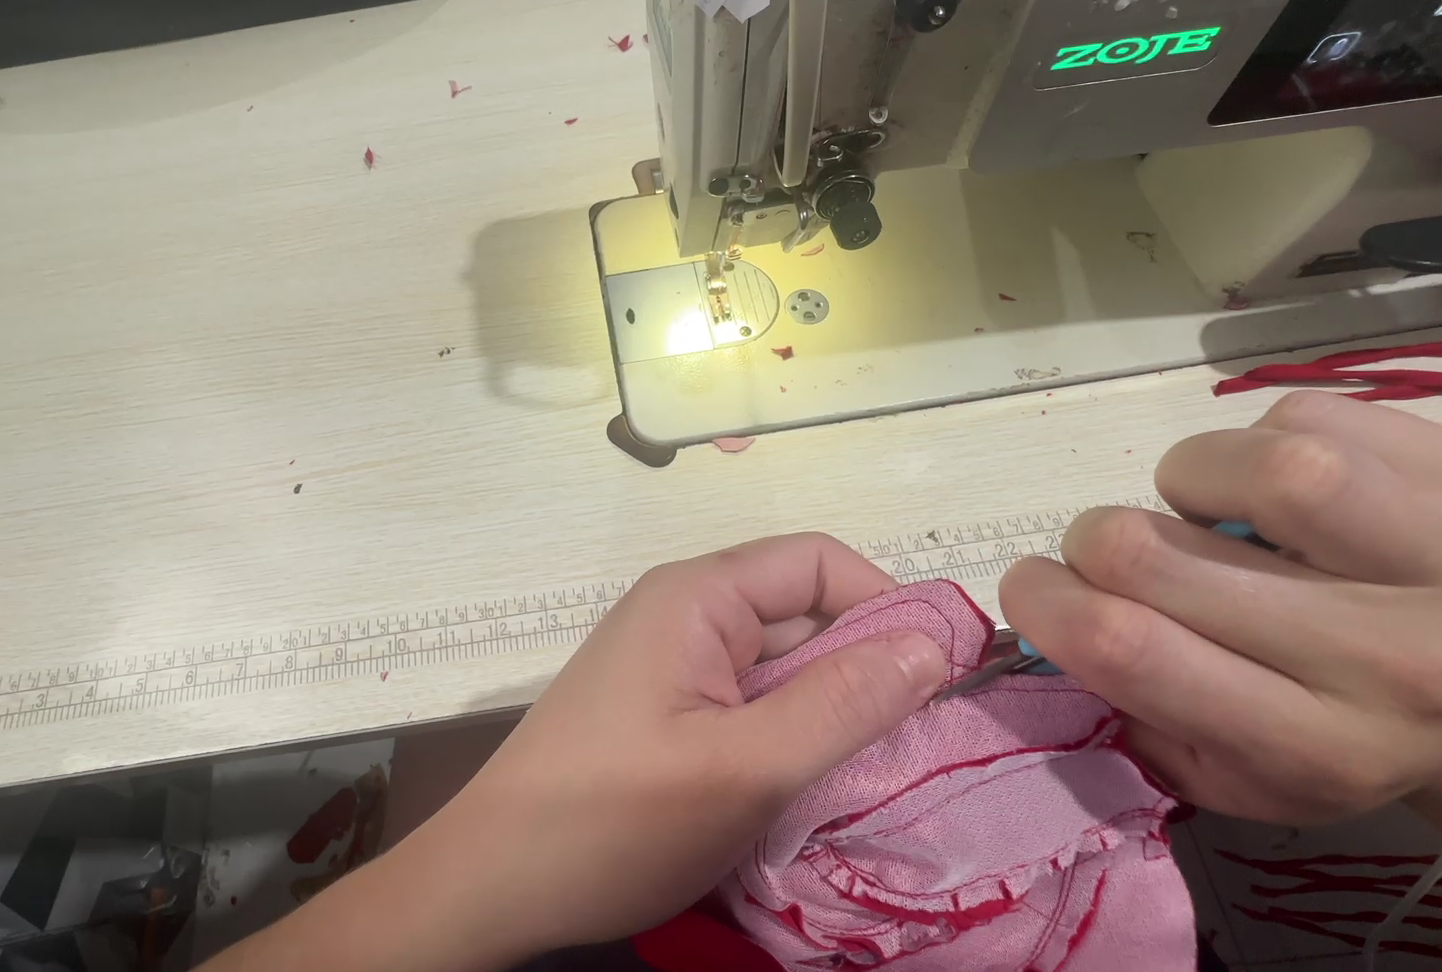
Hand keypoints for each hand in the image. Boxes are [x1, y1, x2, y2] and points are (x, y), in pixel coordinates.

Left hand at [390, 533, 945, 965]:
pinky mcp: (668, 706)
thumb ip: (842, 702)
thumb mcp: (745, 766)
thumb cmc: (615, 817)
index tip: (943, 676)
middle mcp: (685, 611)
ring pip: (780, 664)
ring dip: (828, 709)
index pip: (816, 562)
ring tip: (870, 773)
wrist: (498, 879)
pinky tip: (809, 784)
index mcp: (697, 595)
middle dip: (862, 667)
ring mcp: (674, 661)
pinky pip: (749, 700)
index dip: (886, 603)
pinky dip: (789, 734)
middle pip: (800, 611)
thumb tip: (932, 642)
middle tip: (917, 746)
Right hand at [1001, 392, 1441, 896]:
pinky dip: (1257, 448)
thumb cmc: (1342, 731)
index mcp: (1310, 746)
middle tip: (1124, 557)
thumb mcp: (1230, 768)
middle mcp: (1391, 664)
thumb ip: (1127, 710)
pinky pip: (1295, 422)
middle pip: (1141, 548)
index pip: (1120, 644)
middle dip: (1094, 541)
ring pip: (1234, 470)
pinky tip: (1292, 497)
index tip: (1032, 585)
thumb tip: (1040, 629)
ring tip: (1214, 518)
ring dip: (1187, 484)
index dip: (1041, 597)